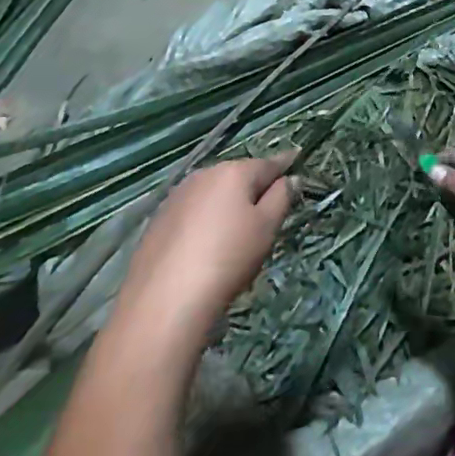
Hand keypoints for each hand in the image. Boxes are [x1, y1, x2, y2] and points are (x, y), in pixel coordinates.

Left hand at [114, 153, 294, 349]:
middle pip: (237, 176)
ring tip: (237, 229)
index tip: (295, 157)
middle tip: (268, 208)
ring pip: (213, 192)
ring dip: (226, 203)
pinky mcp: (159, 219)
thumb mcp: (266, 228)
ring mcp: (177, 196)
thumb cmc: (228, 257)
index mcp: (233, 173)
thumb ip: (281, 198)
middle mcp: (203, 175)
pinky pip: (192, 210)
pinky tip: (205, 243)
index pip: (267, 164)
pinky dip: (204, 218)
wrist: (166, 297)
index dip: (284, 163)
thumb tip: (289, 178)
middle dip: (253, 186)